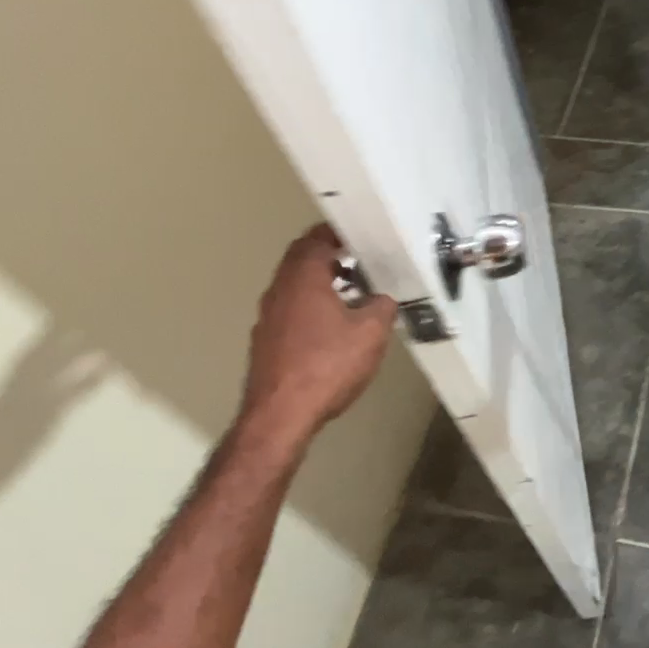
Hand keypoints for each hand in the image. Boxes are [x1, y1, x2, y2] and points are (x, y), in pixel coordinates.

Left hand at [239, 224, 397, 443]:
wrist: (280, 416)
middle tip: (359, 256)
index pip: (316, 238)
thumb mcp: (371, 332)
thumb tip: (383, 297)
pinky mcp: (266, 340)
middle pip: (301, 258)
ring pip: (295, 284)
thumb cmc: (327, 365)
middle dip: (330, 253)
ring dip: (321, 279)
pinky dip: (312, 303)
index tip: (360, 232)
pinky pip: (291, 308)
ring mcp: (268, 316)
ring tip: (353, 289)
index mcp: (303, 277)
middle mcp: (280, 290)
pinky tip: (334, 324)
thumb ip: (382, 305)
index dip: (338, 231)